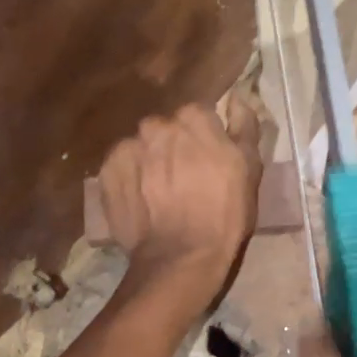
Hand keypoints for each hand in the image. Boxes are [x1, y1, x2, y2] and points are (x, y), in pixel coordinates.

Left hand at [98, 99, 261, 307]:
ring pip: (141, 148)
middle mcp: (156, 125)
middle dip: (173, 148)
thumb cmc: (225, 214)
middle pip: (165, 130)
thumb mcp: (249, 169)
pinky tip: (142, 202)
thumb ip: (244, 127)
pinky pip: (121, 168)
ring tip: (160, 195)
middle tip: (183, 180)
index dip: (204, 139)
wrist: (181, 256)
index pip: (197, 115)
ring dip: (149, 163)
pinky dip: (130, 180)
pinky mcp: (107, 174)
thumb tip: (236, 99)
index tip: (207, 162)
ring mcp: (127, 148)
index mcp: (192, 118)